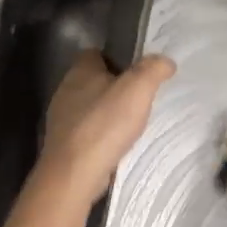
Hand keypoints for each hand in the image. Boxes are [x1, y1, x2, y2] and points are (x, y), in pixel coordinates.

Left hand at [39, 50, 174, 202]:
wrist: (75, 173)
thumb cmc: (105, 124)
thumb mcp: (137, 90)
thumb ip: (153, 70)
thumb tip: (165, 61)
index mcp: (80, 71)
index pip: (95, 53)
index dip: (116, 58)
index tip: (137, 70)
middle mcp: (65, 90)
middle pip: (91, 80)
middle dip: (113, 86)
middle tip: (139, 97)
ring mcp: (61, 119)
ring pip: (87, 106)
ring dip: (106, 112)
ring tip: (130, 122)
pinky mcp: (63, 143)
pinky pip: (85, 131)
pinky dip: (100, 133)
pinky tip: (115, 144)